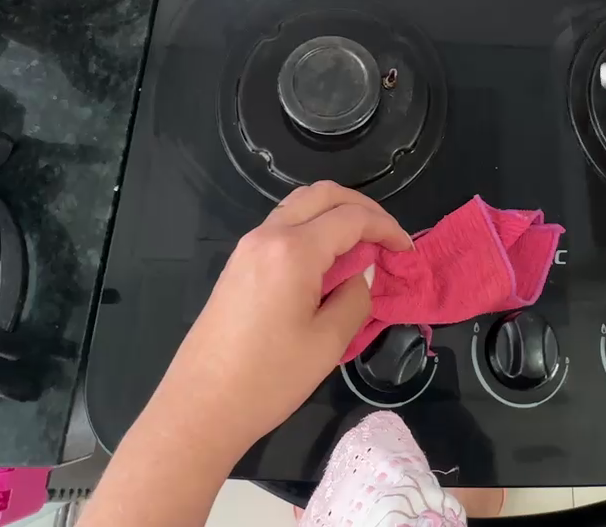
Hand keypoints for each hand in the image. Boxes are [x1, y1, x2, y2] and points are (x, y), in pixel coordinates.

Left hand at [148, 182, 411, 462]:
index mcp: (294, 250)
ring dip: (335, 213)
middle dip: (362, 208)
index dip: (386, 227)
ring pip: (300, 204)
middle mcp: (269, 235)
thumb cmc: (267, 379)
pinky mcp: (239, 262)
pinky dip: (313, 227)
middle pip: (323, 194)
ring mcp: (249, 246)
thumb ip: (355, 298)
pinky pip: (284, 224)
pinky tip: (327, 260)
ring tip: (361, 245)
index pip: (351, 218)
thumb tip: (359, 276)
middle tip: (387, 236)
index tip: (406, 250)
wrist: (199, 409)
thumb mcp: (328, 343)